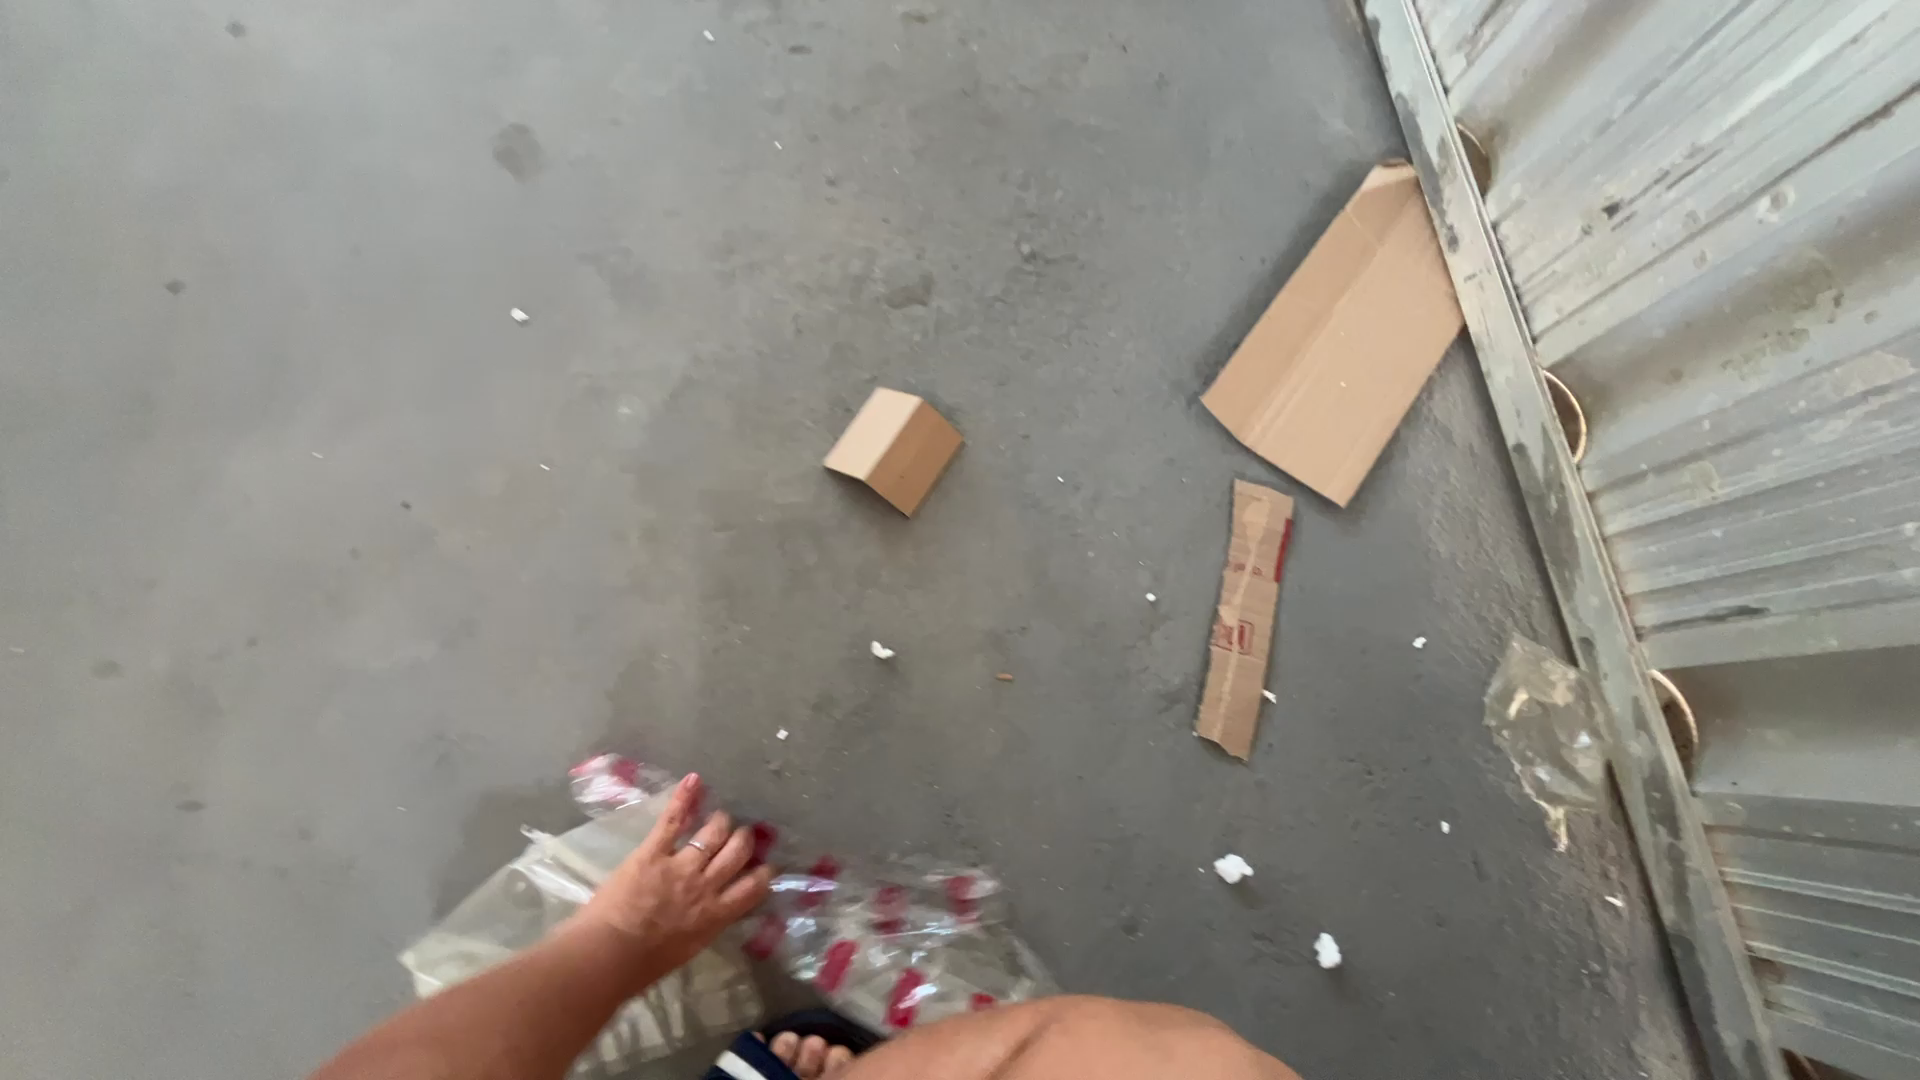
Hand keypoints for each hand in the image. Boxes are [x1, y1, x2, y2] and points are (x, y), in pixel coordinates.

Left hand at [570, 773, 773, 978]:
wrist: (604, 959)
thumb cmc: (640, 968)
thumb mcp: (686, 951)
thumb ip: (705, 925)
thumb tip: (714, 912)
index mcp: (715, 915)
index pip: (754, 886)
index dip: (763, 872)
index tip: (764, 866)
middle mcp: (705, 886)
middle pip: (738, 850)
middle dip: (743, 839)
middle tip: (741, 836)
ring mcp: (681, 865)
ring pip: (714, 831)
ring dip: (720, 822)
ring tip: (719, 819)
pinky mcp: (653, 852)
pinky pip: (674, 819)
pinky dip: (685, 797)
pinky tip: (694, 779)